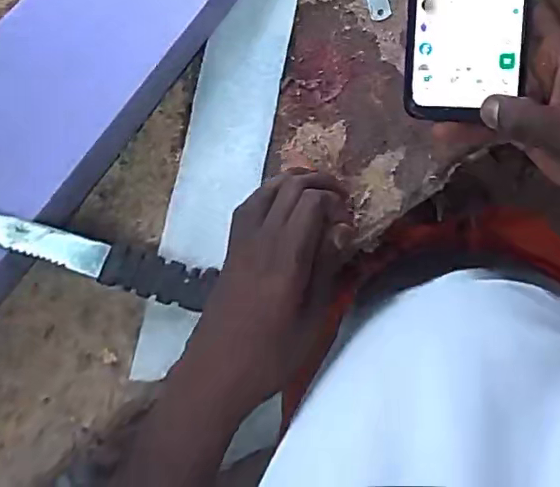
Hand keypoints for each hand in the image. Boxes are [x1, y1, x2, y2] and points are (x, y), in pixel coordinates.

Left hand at [173, 170, 349, 415]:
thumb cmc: (269, 356)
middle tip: (341, 200)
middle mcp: (261, 240)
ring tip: (317, 193)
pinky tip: (284, 206)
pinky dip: (272, 192)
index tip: (347, 222)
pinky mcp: (231, 249)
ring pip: (268, 188)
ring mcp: (242, 241)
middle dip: (321, 182)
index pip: (311, 201)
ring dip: (295, 181)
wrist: (212, 378)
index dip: (335, 201)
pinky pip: (251, 203)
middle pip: (291, 186)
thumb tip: (342, 229)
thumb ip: (327, 268)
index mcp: (284, 258)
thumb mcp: (312, 320)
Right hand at [439, 3, 559, 211]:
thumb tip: (485, 105)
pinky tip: (444, 130)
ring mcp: (534, 98)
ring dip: (466, 88)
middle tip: (436, 32)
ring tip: (429, 86)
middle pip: (507, 48)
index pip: (540, 16)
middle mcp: (545, 71)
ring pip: (495, 84)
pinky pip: (495, 117)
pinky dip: (472, 124)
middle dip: (475, 41)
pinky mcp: (527, 123)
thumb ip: (526, 120)